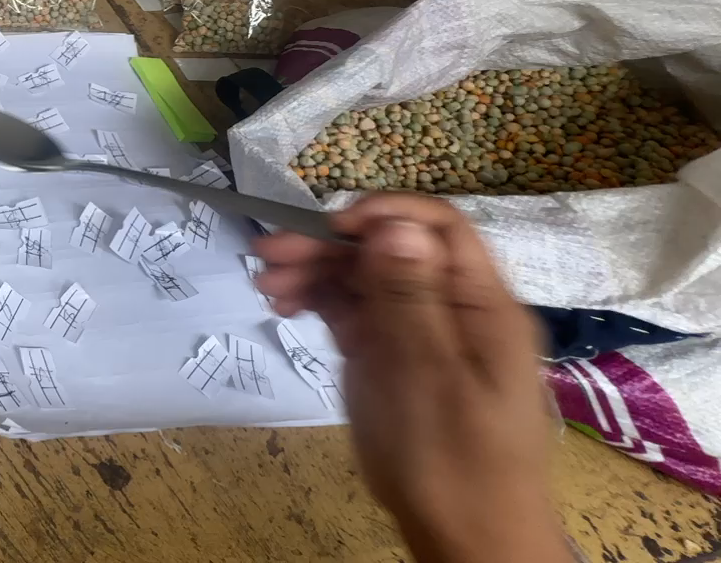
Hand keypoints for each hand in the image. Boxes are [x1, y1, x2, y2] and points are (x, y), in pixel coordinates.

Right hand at [252, 193, 570, 562]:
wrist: (462, 535)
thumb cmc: (453, 456)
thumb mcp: (427, 373)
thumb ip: (410, 296)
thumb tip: (392, 223)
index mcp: (478, 305)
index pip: (438, 228)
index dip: (383, 213)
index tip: (328, 227)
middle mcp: (446, 305)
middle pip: (382, 247)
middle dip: (324, 244)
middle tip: (266, 252)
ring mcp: (413, 327)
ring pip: (356, 273)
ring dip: (308, 269)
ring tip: (265, 285)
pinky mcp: (384, 348)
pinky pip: (344, 305)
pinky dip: (310, 297)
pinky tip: (280, 305)